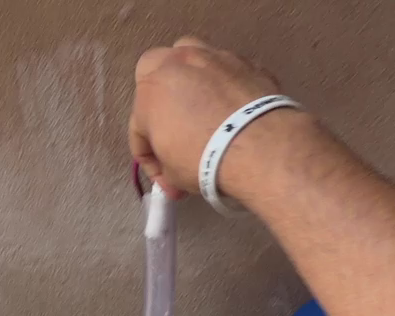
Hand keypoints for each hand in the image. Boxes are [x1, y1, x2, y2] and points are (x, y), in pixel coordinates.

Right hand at [129, 37, 313, 202]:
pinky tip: (229, 113)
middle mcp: (177, 64)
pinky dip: (222, 89)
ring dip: (188, 82)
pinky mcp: (243, 60)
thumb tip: (174, 172)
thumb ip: (166, 166)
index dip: (150, 161)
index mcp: (149, 93)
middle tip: (168, 127)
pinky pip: (224, 73)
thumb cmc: (201, 159)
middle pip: (154, 71)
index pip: (139, 130)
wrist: (255, 145)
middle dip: (156, 98)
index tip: (165, 180)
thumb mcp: (173, 175)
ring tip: (199, 111)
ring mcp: (212, 56)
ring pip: (190, 60)